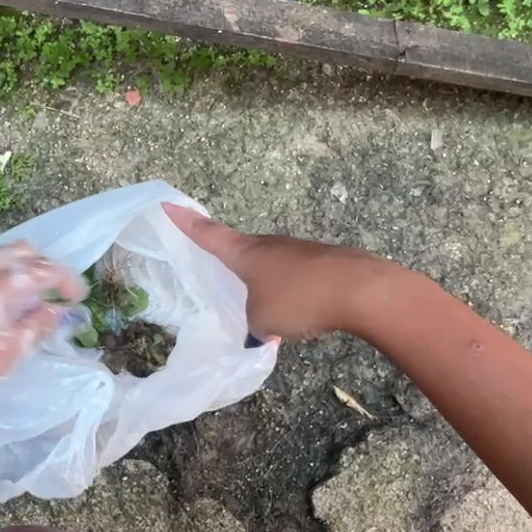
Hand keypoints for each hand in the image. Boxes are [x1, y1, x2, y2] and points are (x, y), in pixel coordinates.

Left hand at [0, 241, 84, 465]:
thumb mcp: (10, 352)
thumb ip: (38, 324)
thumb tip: (60, 310)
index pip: (43, 269)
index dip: (66, 280)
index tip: (78, 295)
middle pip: (19, 251)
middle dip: (41, 266)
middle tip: (53, 292)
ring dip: (14, 269)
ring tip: (24, 297)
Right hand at [163, 203, 397, 340]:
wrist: (364, 291)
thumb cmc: (299, 299)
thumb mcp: (261, 321)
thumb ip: (253, 323)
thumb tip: (261, 326)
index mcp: (245, 253)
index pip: (208, 234)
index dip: (186, 222)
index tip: (168, 205)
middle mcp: (270, 245)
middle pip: (242, 251)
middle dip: (232, 264)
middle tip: (221, 278)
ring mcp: (300, 251)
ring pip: (273, 267)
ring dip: (267, 284)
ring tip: (268, 311)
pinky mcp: (326, 263)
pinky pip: (299, 278)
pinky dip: (294, 292)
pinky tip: (302, 313)